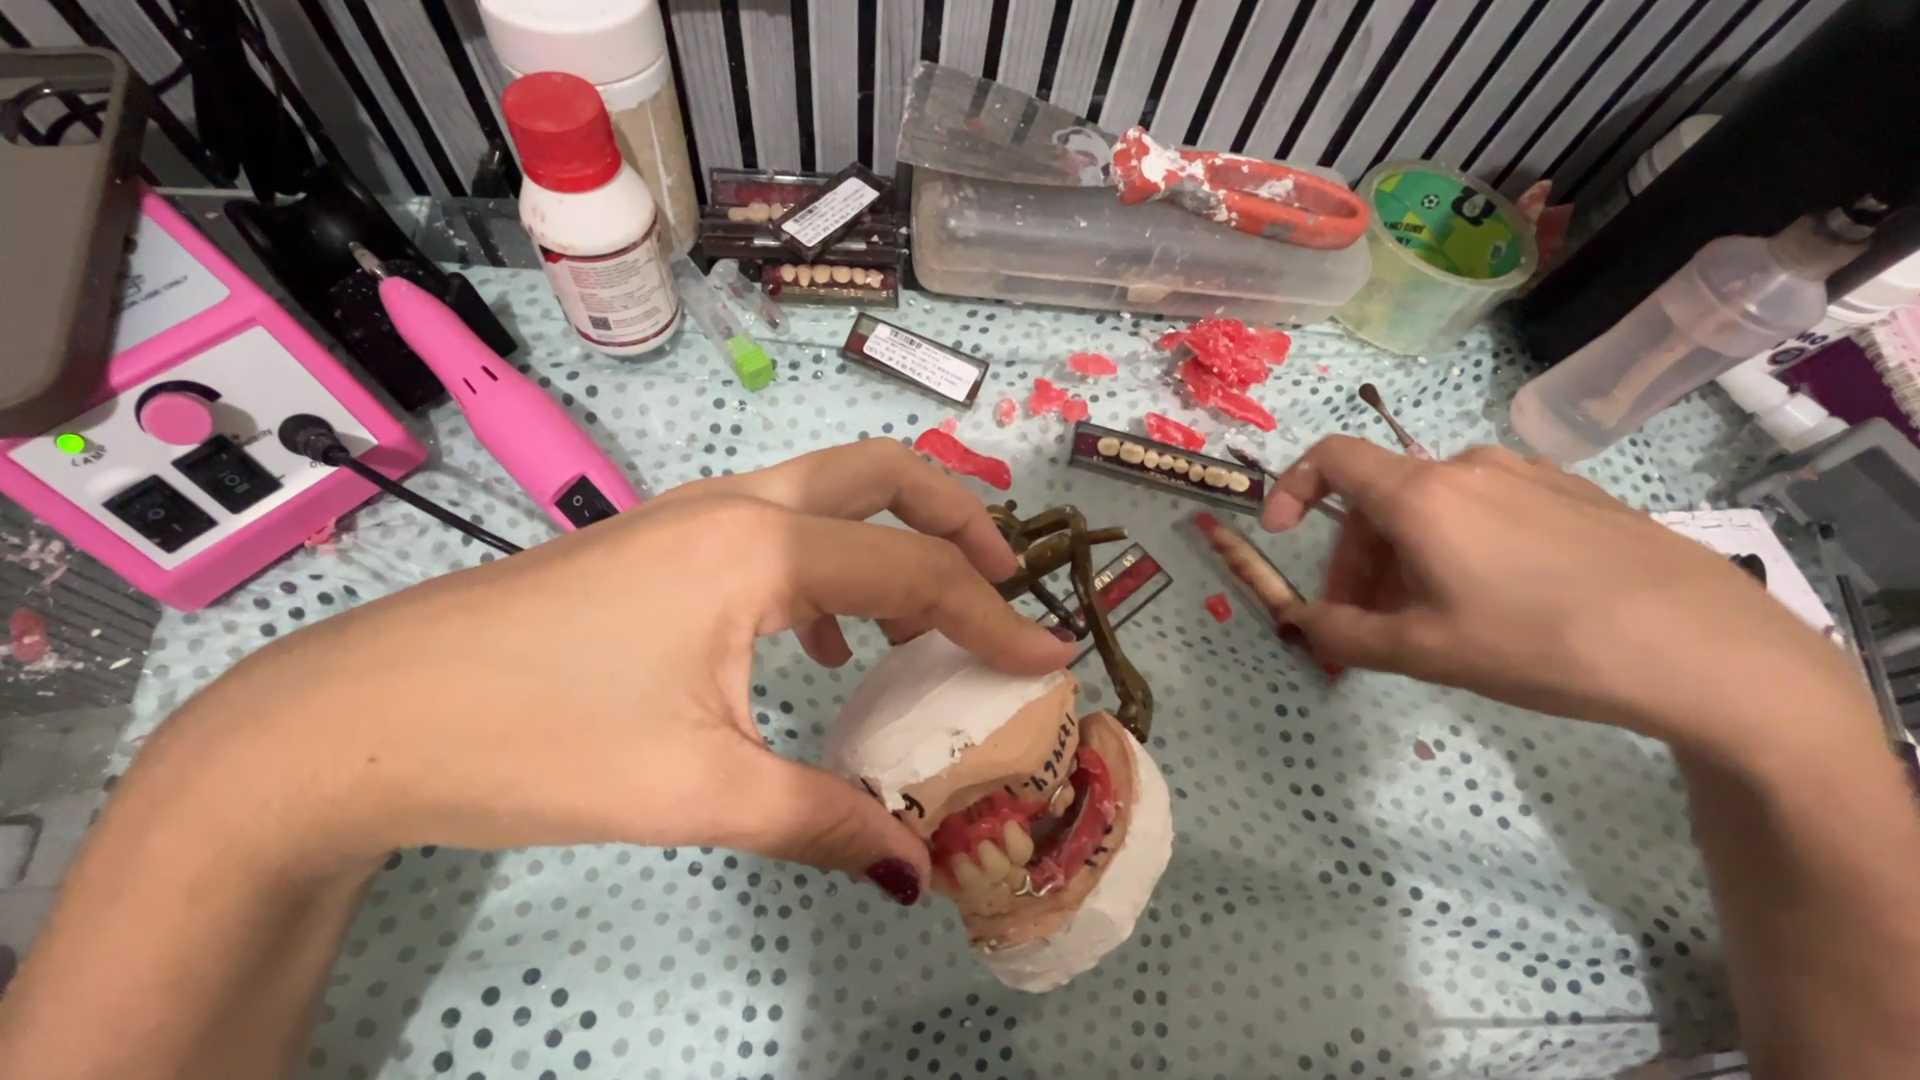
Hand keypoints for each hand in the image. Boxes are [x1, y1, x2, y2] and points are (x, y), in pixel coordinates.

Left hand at [141, 439, 1072, 903]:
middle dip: (960, 516)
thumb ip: (822, 824)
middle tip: (1003, 581)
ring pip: (828, 490)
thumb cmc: (539, 740)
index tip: (1050, 656)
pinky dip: (830, 564)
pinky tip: (822, 639)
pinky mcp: (662, 542)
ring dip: (893, 535)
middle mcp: (738, 508)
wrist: (366, 718)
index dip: (994, 619)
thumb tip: (915, 874)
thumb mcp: (698, 792)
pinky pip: (778, 528)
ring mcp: (694, 515)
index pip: (915, 572)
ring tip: (923, 616)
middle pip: (883, 472)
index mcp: (761, 551)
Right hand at [1258, 436, 1867, 756]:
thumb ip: (1344, 634)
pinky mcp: (1575, 495)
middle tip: (1364, 620)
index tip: (1280, 533)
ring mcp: (1528, 476)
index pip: (1332, 459)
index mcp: (1421, 495)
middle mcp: (1467, 468)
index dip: (1291, 488)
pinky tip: (1493, 600)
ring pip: (1435, 508)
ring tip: (1428, 619)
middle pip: (1381, 499)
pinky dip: (1458, 546)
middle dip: (1357, 558)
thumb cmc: (1540, 643)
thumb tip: (1299, 622)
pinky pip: (1488, 510)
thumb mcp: (1425, 651)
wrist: (1704, 648)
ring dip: (1407, 557)